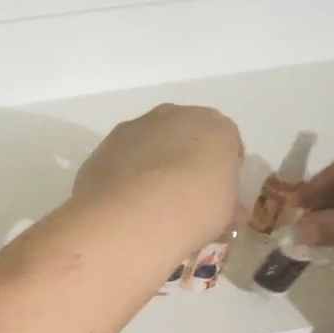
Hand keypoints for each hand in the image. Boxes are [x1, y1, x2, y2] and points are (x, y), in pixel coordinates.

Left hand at [72, 104, 242, 244]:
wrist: (133, 216)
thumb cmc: (193, 211)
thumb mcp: (224, 215)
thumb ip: (228, 205)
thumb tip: (231, 212)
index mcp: (215, 126)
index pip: (225, 144)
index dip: (220, 171)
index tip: (213, 195)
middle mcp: (174, 116)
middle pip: (183, 137)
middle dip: (182, 161)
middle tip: (178, 196)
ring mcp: (133, 129)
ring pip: (147, 145)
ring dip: (148, 165)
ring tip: (144, 202)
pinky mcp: (102, 147)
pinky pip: (118, 161)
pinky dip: (121, 176)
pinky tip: (120, 204)